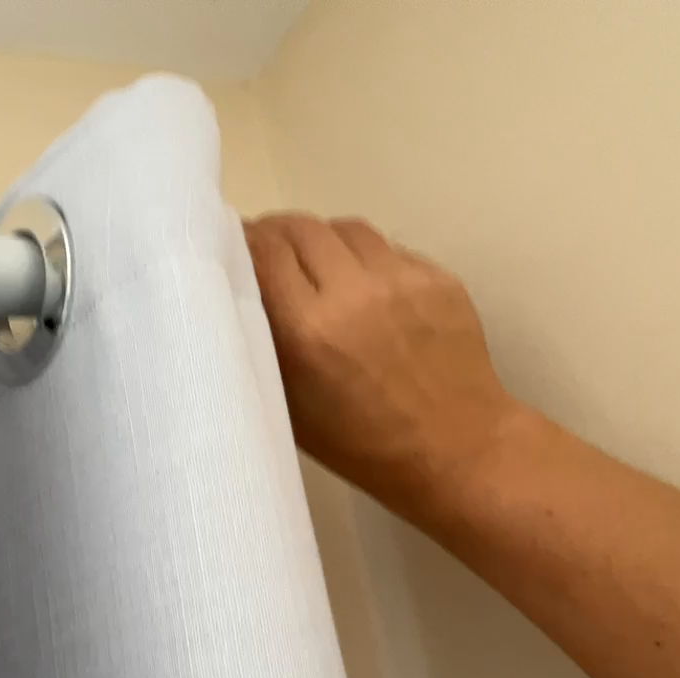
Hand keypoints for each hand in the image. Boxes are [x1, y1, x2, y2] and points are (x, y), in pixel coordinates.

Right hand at [245, 214, 526, 518]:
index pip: (265, 253)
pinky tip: (355, 284)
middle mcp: (353, 293)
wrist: (451, 447)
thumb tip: (246, 297)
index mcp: (308, 331)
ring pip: (345, 229)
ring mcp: (402, 280)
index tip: (228, 243)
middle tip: (260, 246)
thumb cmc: (354, 442)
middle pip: (302, 229)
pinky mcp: (438, 277)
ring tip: (306, 258)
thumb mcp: (288, 403)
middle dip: (274, 232)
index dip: (243, 240)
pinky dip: (359, 257)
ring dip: (317, 237)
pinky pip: (386, 248)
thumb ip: (265, 345)